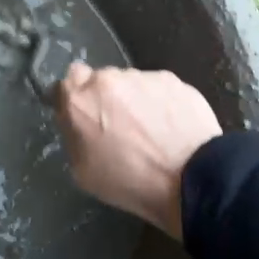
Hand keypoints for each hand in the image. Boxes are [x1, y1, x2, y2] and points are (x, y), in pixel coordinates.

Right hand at [54, 65, 222, 238]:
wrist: (191, 181)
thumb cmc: (130, 182)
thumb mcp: (82, 170)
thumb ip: (74, 134)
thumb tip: (78, 122)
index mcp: (78, 100)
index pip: (67, 81)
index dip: (76, 98)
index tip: (86, 115)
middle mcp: (107, 80)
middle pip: (100, 81)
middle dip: (106, 98)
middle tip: (121, 126)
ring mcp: (142, 77)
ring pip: (131, 83)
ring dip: (135, 100)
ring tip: (153, 130)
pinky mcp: (173, 81)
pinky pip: (159, 88)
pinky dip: (161, 102)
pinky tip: (173, 127)